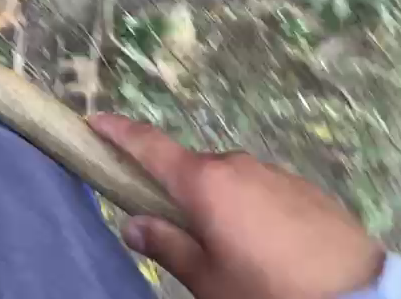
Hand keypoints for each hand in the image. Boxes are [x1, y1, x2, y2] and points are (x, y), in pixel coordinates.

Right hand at [88, 113, 382, 298]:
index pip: (147, 144)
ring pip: (230, 182)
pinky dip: (255, 211)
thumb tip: (132, 224)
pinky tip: (273, 251)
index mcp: (203, 182)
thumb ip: (168, 247)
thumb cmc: (272, 294)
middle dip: (179, 193)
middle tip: (181, 233)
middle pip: (191, 170)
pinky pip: (265, 192)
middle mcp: (235, 165)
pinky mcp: (308, 190)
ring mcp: (274, 173)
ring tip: (237, 253)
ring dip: (221, 205)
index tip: (92, 120)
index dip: (116, 130)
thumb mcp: (211, 284)